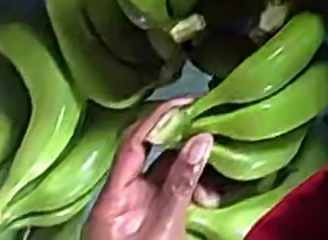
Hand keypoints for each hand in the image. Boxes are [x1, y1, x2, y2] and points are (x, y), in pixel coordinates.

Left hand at [84, 98, 212, 239]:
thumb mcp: (162, 233)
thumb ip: (181, 185)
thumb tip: (202, 136)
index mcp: (112, 198)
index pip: (133, 141)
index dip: (159, 116)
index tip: (190, 102)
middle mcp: (121, 198)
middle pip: (151, 153)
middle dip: (183, 141)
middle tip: (210, 128)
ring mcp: (136, 211)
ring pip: (166, 171)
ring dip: (193, 167)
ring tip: (216, 176)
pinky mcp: (152, 223)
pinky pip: (173, 191)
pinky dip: (193, 186)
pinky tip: (211, 194)